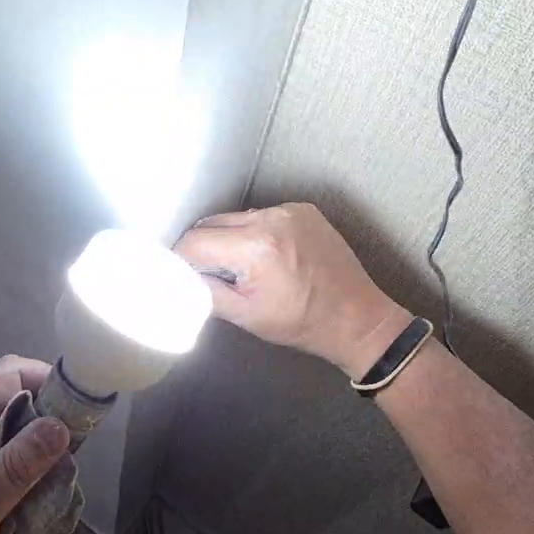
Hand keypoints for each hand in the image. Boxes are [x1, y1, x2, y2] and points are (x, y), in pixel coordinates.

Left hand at [0, 356, 70, 533]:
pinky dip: (21, 464)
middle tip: (72, 455)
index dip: (50, 382)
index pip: (11, 374)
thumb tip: (61, 425)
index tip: (81, 415)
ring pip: (8, 423)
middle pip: (12, 394)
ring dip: (37, 445)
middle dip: (48, 416)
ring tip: (55, 481)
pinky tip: (31, 496)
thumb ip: (15, 468)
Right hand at [175, 202, 410, 376]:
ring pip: (236, 218)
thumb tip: (176, 278)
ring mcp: (289, 210)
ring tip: (238, 267)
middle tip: (204, 273)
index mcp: (256, 247)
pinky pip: (262, 216)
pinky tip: (264, 256)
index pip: (196, 242)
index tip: (176, 274)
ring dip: (228, 238)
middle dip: (202, 248)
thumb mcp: (245, 315)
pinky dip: (253, 232)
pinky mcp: (303, 209)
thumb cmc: (300, 323)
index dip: (180, 259)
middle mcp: (271, 218)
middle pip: (212, 224)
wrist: (357, 318)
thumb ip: (205, 292)